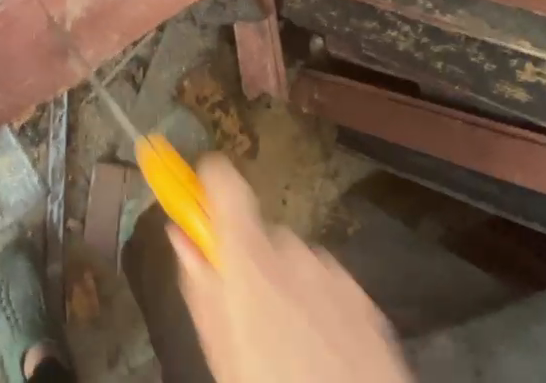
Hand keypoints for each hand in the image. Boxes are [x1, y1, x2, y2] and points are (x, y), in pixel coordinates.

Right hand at [172, 155, 412, 382]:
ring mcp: (331, 271)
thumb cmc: (268, 380)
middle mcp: (291, 250)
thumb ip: (198, 281)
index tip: (199, 196)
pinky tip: (318, 343)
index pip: (223, 182)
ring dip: (286, 282)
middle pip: (260, 231)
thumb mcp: (218, 342)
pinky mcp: (364, 297)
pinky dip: (319, 301)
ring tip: (286, 334)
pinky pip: (328, 281)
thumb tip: (181, 236)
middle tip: (246, 307)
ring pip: (296, 259)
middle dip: (250, 259)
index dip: (209, 182)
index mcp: (248, 256)